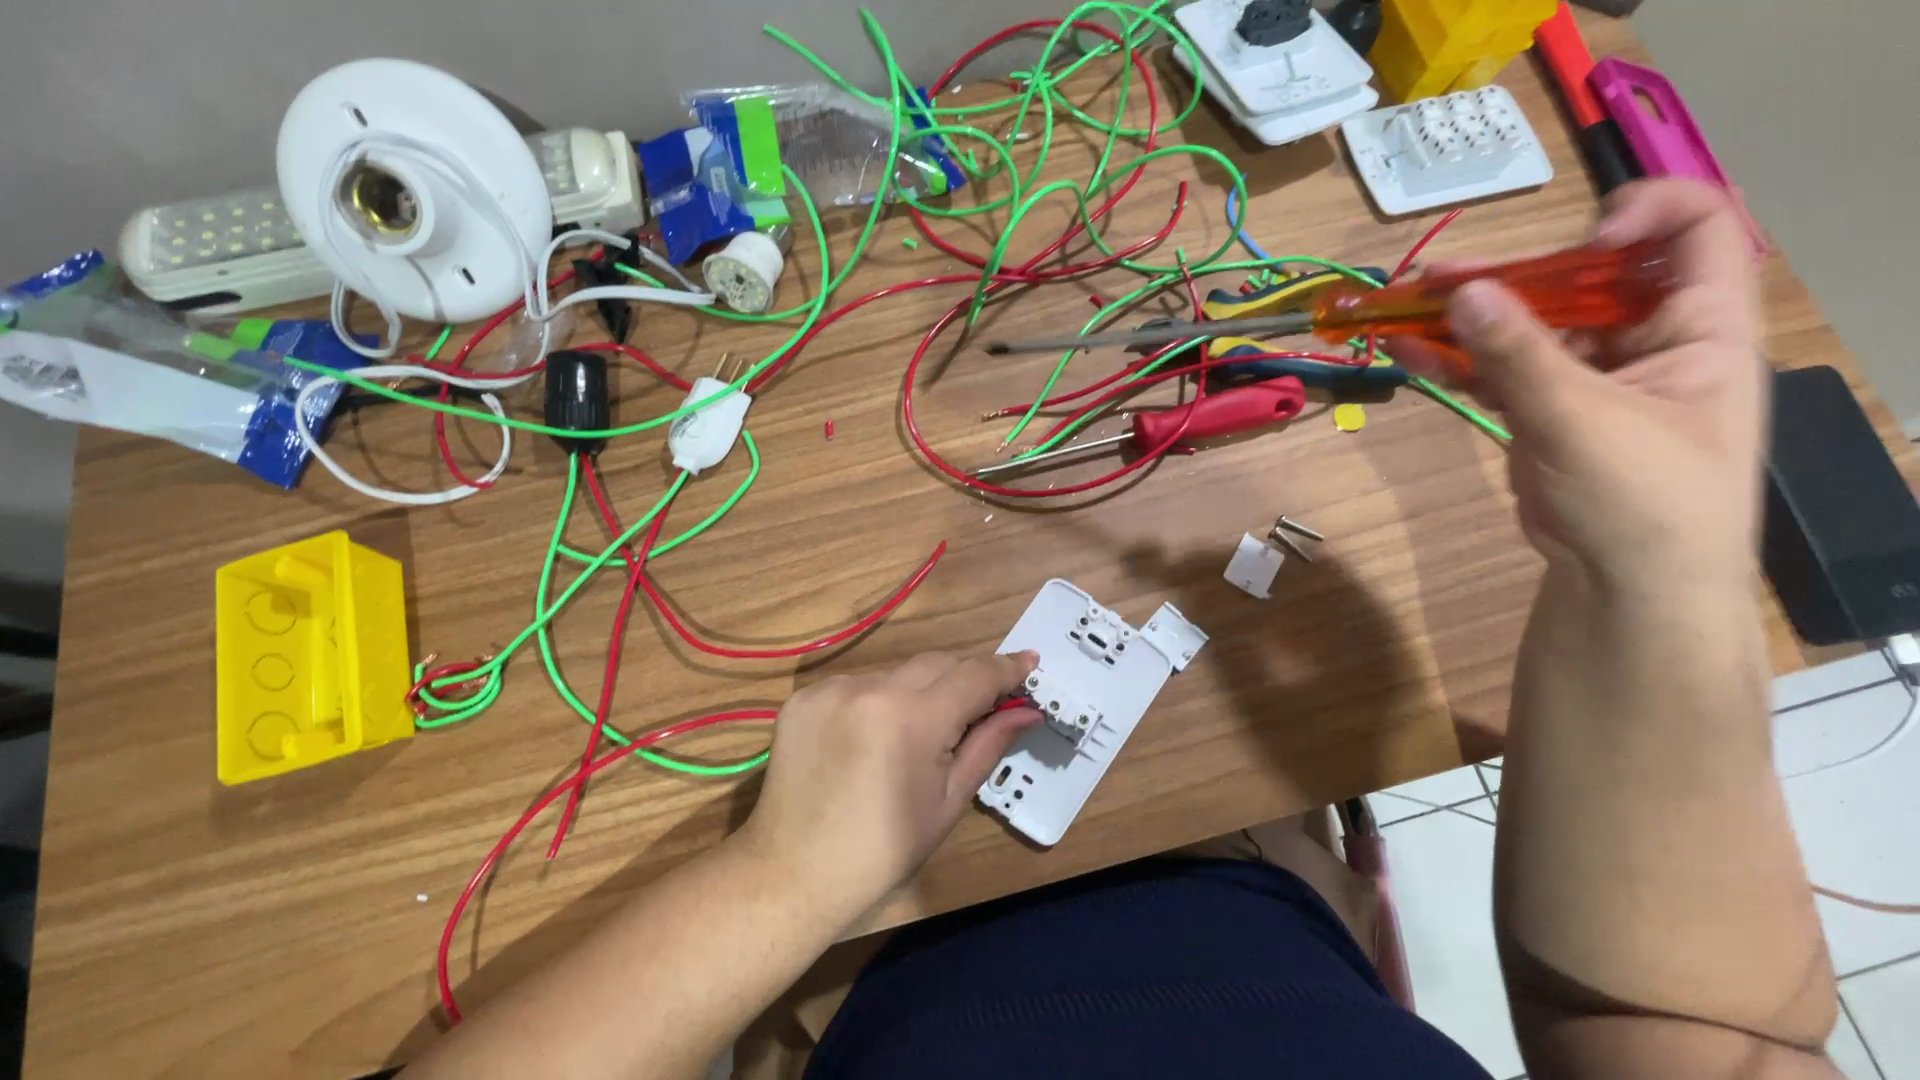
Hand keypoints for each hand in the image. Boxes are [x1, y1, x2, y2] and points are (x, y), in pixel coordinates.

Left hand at [733, 651, 1041, 918]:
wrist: (793, 872)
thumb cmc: (883, 849)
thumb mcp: (948, 801)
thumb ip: (988, 745)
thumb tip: (1027, 711)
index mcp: (914, 718)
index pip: (975, 675)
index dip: (1007, 668)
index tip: (1029, 662)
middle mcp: (872, 688)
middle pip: (936, 663)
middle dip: (964, 679)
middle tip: (980, 706)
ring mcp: (832, 689)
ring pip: (895, 673)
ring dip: (916, 692)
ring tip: (915, 735)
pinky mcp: (803, 697)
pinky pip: (857, 685)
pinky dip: (875, 701)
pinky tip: (870, 738)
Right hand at [1400, 178, 1766, 588]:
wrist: (1624, 584)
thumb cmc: (1643, 499)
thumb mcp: (1584, 420)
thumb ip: (1519, 356)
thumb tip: (1462, 293)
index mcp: (1699, 328)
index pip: (1697, 232)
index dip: (1648, 214)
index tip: (1582, 237)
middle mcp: (1649, 341)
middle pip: (1586, 280)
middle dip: (1516, 273)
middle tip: (1444, 276)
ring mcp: (1591, 377)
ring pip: (1530, 327)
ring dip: (1470, 317)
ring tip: (1408, 306)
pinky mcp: (1545, 411)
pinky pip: (1498, 371)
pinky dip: (1455, 361)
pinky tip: (1407, 352)